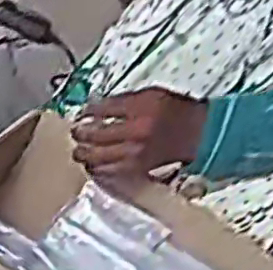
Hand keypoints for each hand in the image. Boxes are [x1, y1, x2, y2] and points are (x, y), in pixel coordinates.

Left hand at [72, 89, 207, 182]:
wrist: (195, 132)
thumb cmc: (172, 112)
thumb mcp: (152, 96)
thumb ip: (122, 101)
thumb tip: (93, 108)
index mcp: (144, 107)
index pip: (105, 108)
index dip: (88, 111)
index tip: (82, 113)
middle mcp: (136, 131)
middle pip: (94, 136)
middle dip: (80, 134)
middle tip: (76, 132)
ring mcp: (132, 153)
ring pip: (93, 157)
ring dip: (82, 153)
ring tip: (80, 148)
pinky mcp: (130, 170)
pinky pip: (102, 171)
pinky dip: (93, 166)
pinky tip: (92, 161)